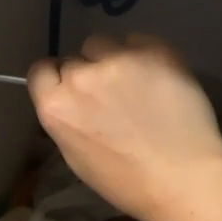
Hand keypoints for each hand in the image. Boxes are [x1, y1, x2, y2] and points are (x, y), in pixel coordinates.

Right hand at [28, 34, 221, 220]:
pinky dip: (141, 54)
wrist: (181, 177)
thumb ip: (65, 117)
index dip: (54, 78)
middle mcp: (80, 77)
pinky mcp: (154, 50)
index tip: (69, 89)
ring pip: (102, 44)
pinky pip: (137, 40)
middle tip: (107, 95)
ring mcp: (117, 60)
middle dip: (85, 72)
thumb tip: (70, 99)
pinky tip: (155, 78)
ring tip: (132, 82)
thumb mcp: (74, 155)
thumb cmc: (124, 180)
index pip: (40, 71)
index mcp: (55, 107)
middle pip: (73, 59)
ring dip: (110, 58)